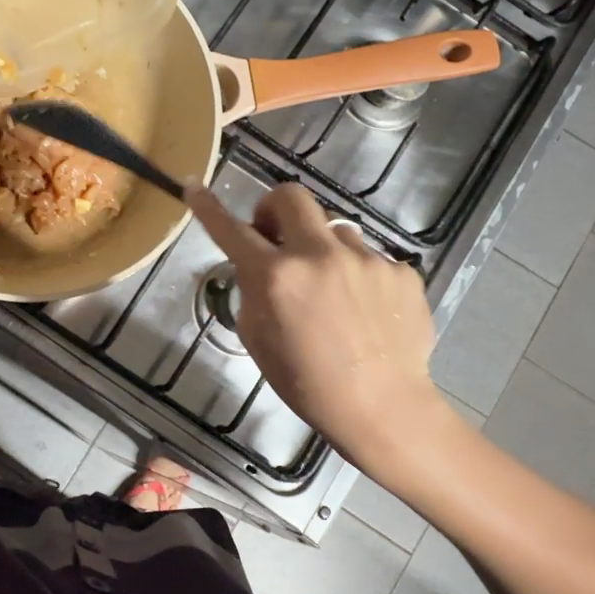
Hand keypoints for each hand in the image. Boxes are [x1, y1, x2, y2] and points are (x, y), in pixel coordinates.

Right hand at [185, 183, 445, 455]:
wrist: (381, 406)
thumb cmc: (305, 382)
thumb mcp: (257, 338)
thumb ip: (254, 292)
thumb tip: (260, 270)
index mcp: (275, 276)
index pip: (231, 230)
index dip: (208, 207)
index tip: (195, 187)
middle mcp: (319, 255)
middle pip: (291, 197)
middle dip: (274, 209)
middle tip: (274, 239)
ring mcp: (365, 259)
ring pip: (334, 232)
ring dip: (322, 251)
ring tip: (330, 293)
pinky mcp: (400, 271)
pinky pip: (369, 260)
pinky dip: (358, 278)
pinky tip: (364, 313)